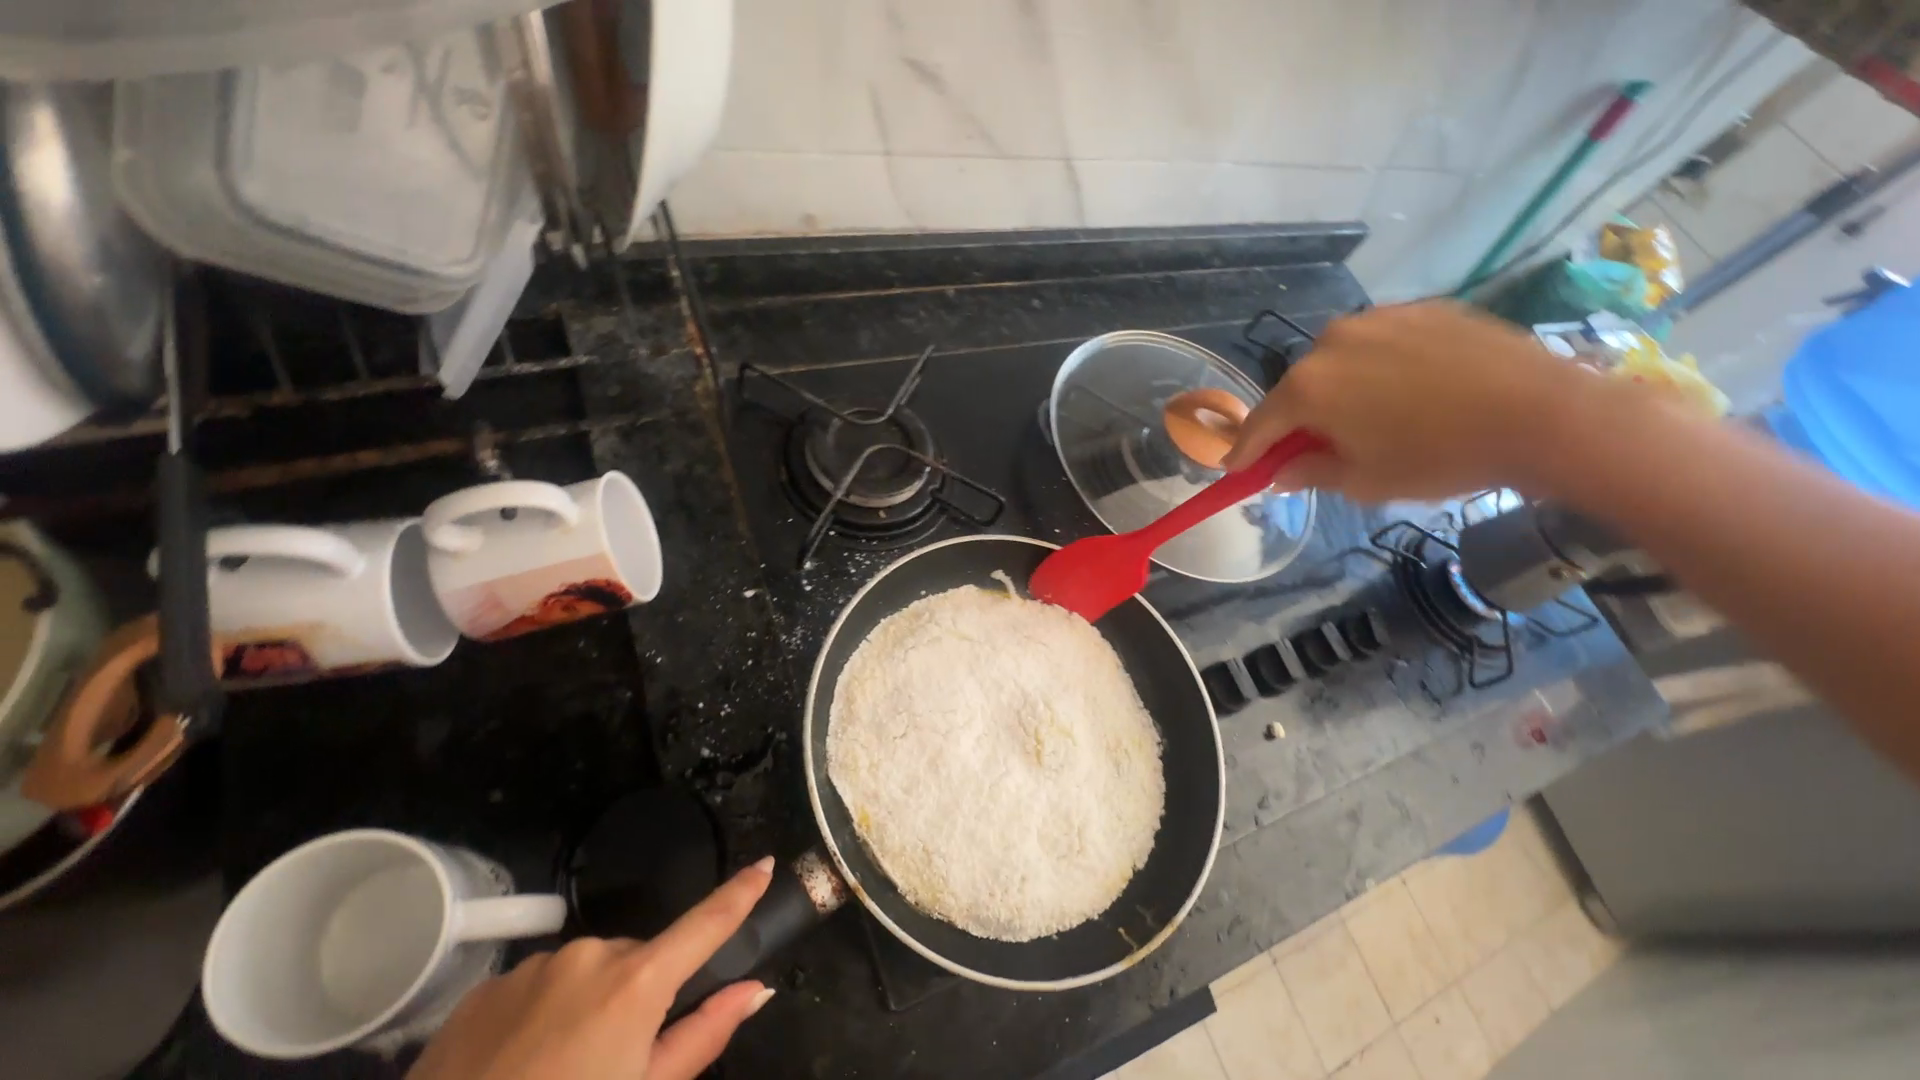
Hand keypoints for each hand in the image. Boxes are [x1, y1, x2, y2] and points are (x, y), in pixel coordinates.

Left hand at [407, 858, 775, 1079]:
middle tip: (621, 1058)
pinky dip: (544, 1014)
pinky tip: (519, 1066)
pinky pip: (537, 987)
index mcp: (636, 983)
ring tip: (561, 1070)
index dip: (739, 894)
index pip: (704, 925)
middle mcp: (588, 955)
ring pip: (586, 974)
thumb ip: (703, 1035)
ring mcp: (532, 967)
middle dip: (642, 995)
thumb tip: (756, 990)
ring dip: (590, 1005)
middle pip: (639, 960)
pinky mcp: (486, 988)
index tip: (765, 864)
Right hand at [1222, 302, 1601, 500]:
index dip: (1246, 450)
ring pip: (1341, 361)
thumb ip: (1310, 473)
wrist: (1541, 412)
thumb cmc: (1440, 457)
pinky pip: (1382, 342)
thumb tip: (1279, 472)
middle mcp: (1332, 341)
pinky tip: (1413, 390)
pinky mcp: (1422, 308)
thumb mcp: (1365, 480)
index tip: (1235, 468)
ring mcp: (1379, 317)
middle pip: (1300, 387)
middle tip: (1316, 448)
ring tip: (1375, 417)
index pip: (1260, 422)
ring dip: (1342, 389)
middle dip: (1301, 418)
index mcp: (1309, 387)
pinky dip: (1382, 367)